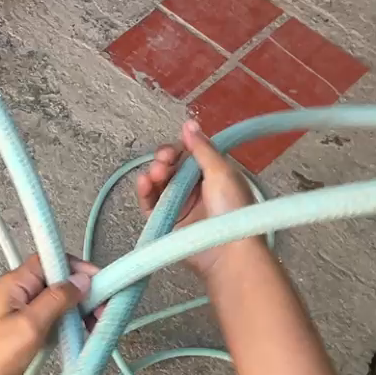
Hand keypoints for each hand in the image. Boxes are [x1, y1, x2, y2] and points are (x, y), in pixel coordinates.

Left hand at [0, 255, 97, 374]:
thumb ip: (56, 299)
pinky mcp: (26, 331)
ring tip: (98, 326)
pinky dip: (69, 325)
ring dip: (79, 310)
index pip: (51, 260)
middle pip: (58, 281)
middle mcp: (20, 292)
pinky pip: (53, 320)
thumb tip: (82, 279)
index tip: (100, 283)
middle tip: (103, 311)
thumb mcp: (30, 325)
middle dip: (83, 292)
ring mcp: (23, 312)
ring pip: (58, 302)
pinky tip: (84, 335)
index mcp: (17, 283)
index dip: (77, 267)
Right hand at [135, 120, 261, 278]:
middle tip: (164, 161)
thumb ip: (202, 148)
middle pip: (171, 168)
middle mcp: (195, 189)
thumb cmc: (232, 210)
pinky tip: (144, 182)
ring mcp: (179, 206)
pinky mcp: (165, 222)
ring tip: (155, 174)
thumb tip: (189, 124)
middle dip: (164, 160)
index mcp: (212, 175)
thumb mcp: (221, 172)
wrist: (228, 250)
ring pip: (158, 184)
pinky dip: (145, 192)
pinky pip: (149, 203)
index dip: (179, 149)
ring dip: (154, 174)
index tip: (175, 148)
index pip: (189, 156)